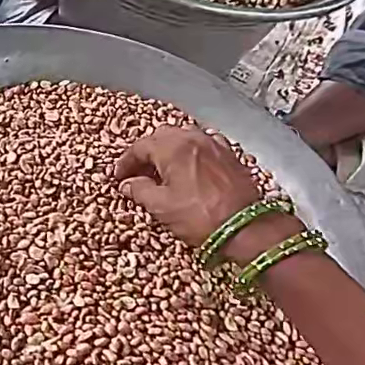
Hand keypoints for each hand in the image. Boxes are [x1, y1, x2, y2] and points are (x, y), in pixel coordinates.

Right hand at [113, 127, 302, 259]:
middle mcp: (194, 139)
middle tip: (138, 173)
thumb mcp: (161, 207)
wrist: (245, 228)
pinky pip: (203, 147)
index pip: (140, 146)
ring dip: (169, 152)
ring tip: (162, 172)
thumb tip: (128, 184)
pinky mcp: (230, 156)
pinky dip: (190, 155)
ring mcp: (215, 145)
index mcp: (173, 147)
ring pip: (184, 138)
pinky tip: (189, 171)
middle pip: (162, 137)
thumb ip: (140, 190)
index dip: (126, 162)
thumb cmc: (200, 217)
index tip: (119, 177)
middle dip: (147, 153)